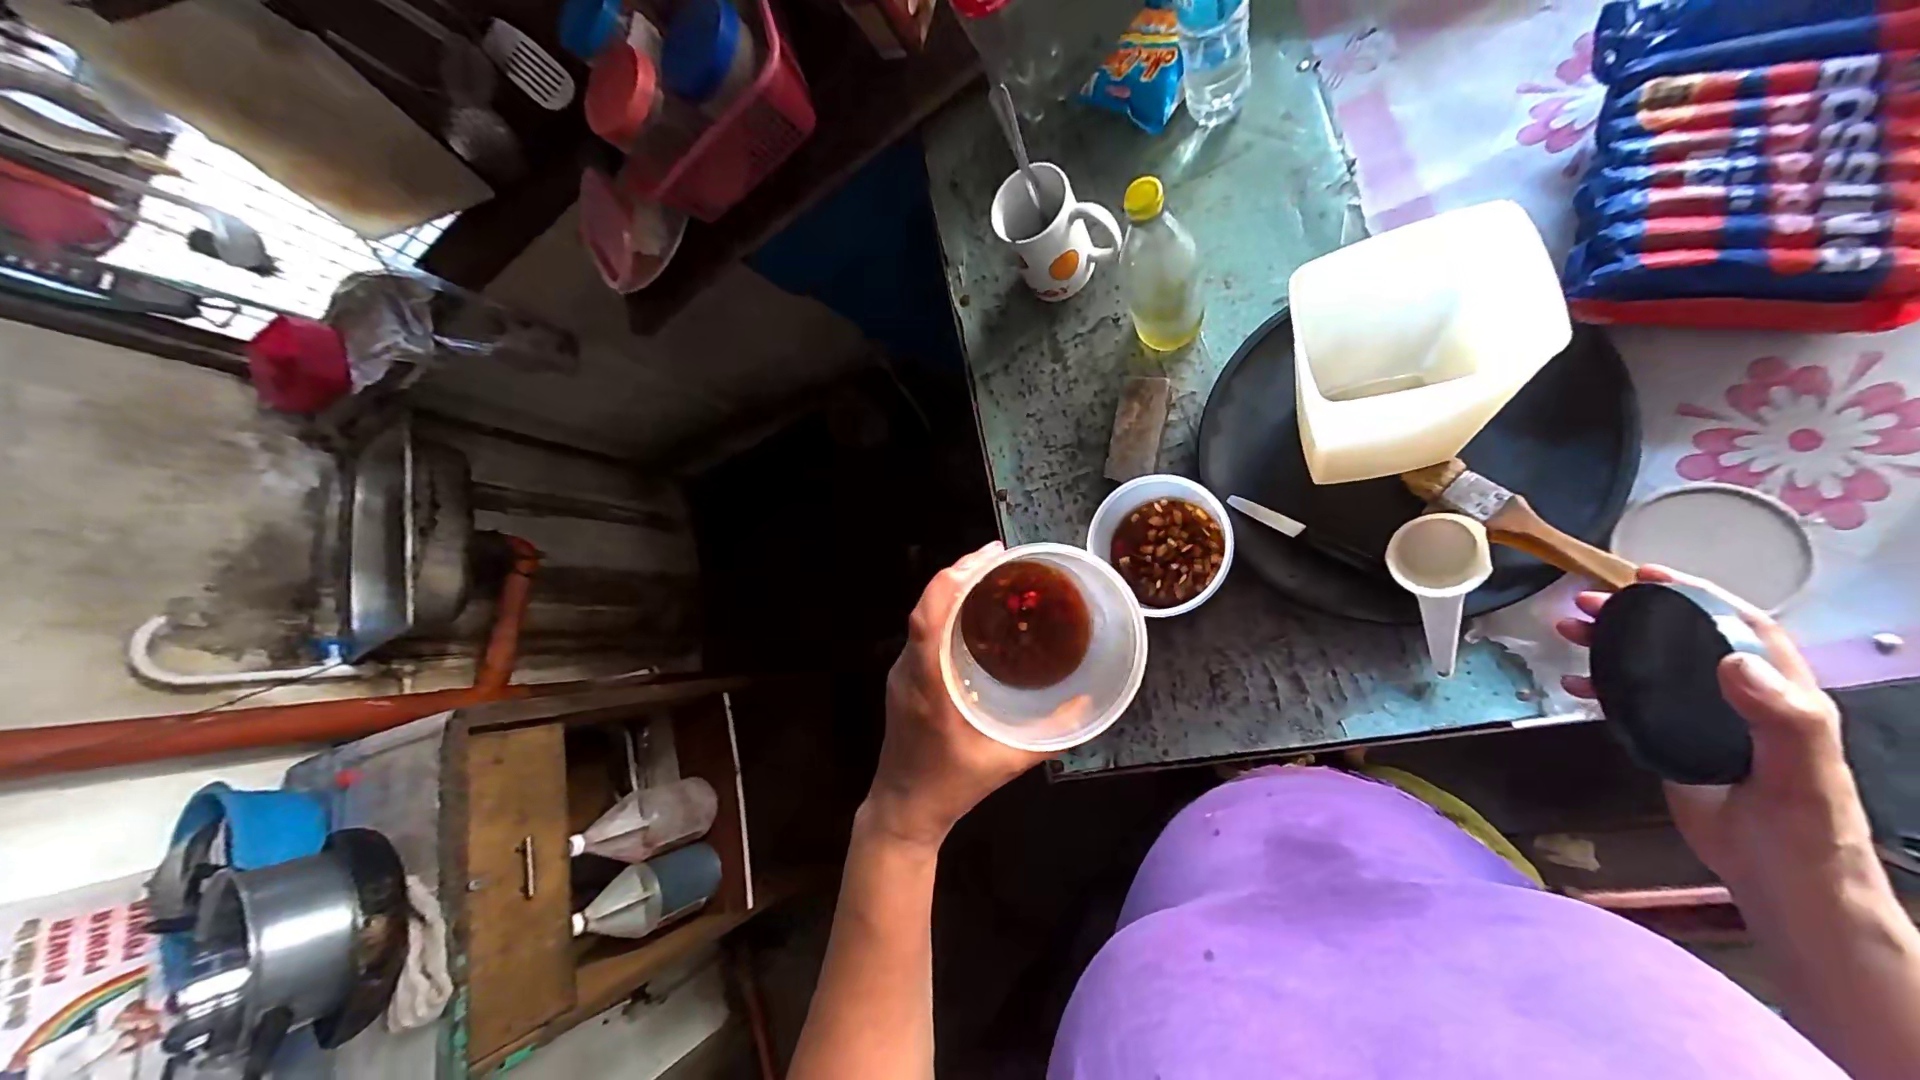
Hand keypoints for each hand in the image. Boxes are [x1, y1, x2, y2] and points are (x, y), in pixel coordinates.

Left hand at [866, 543, 1053, 848]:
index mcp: (928, 686)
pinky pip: (922, 631)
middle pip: (925, 607)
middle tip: (998, 557)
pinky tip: (972, 610)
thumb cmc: (950, 786)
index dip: (951, 582)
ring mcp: (902, 672)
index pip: (926, 620)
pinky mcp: (905, 677)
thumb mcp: (1005, 764)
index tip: (986, 559)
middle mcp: (909, 670)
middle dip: (958, 573)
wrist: (902, 808)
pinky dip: (945, 610)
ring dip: (950, 589)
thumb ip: (1048, 737)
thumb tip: (1086, 706)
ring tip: (989, 574)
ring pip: (922, 616)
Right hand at [1554, 565, 1867, 889]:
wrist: (1782, 880)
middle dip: (1636, 613)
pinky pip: (1628, 700)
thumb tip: (1730, 660)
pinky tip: (1572, 684)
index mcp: (1780, 693)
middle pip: (1683, 639)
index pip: (1742, 626)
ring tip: (1567, 629)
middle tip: (1588, 602)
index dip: (1699, 594)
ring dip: (1609, 642)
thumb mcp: (1802, 772)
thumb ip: (1779, 716)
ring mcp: (1700, 718)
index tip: (1649, 576)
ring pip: (1650, 664)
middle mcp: (1737, 697)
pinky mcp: (1669, 739)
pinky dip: (1597, 685)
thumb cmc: (1804, 828)